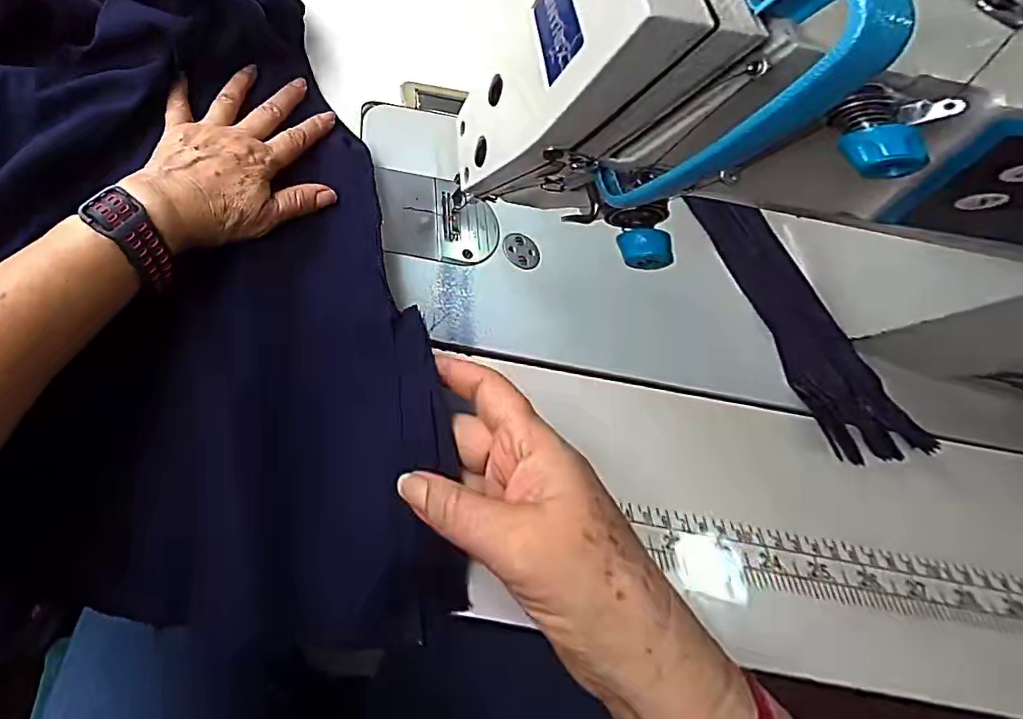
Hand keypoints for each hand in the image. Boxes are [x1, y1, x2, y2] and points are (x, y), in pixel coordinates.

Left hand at [118, 66, 338, 253]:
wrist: (168, 210)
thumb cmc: (211, 217)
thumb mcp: (263, 218)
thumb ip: (296, 201)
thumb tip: (327, 194)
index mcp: (259, 161)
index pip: (294, 141)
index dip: (313, 128)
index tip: (326, 116)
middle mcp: (237, 139)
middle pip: (267, 114)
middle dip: (285, 98)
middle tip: (297, 83)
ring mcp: (208, 131)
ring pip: (229, 100)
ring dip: (241, 84)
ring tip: (250, 70)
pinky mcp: (178, 131)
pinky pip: (179, 105)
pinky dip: (179, 89)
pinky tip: (181, 75)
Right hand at [399, 353, 753, 718]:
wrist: (639, 662)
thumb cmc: (605, 593)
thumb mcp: (516, 541)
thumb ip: (453, 507)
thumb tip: (407, 482)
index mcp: (540, 455)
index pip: (493, 395)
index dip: (458, 372)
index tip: (421, 360)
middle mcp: (528, 473)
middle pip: (467, 434)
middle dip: (429, 430)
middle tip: (382, 428)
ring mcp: (519, 506)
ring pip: (462, 473)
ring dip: (431, 474)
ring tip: (389, 470)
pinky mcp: (512, 538)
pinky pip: (465, 507)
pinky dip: (440, 506)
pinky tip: (414, 508)